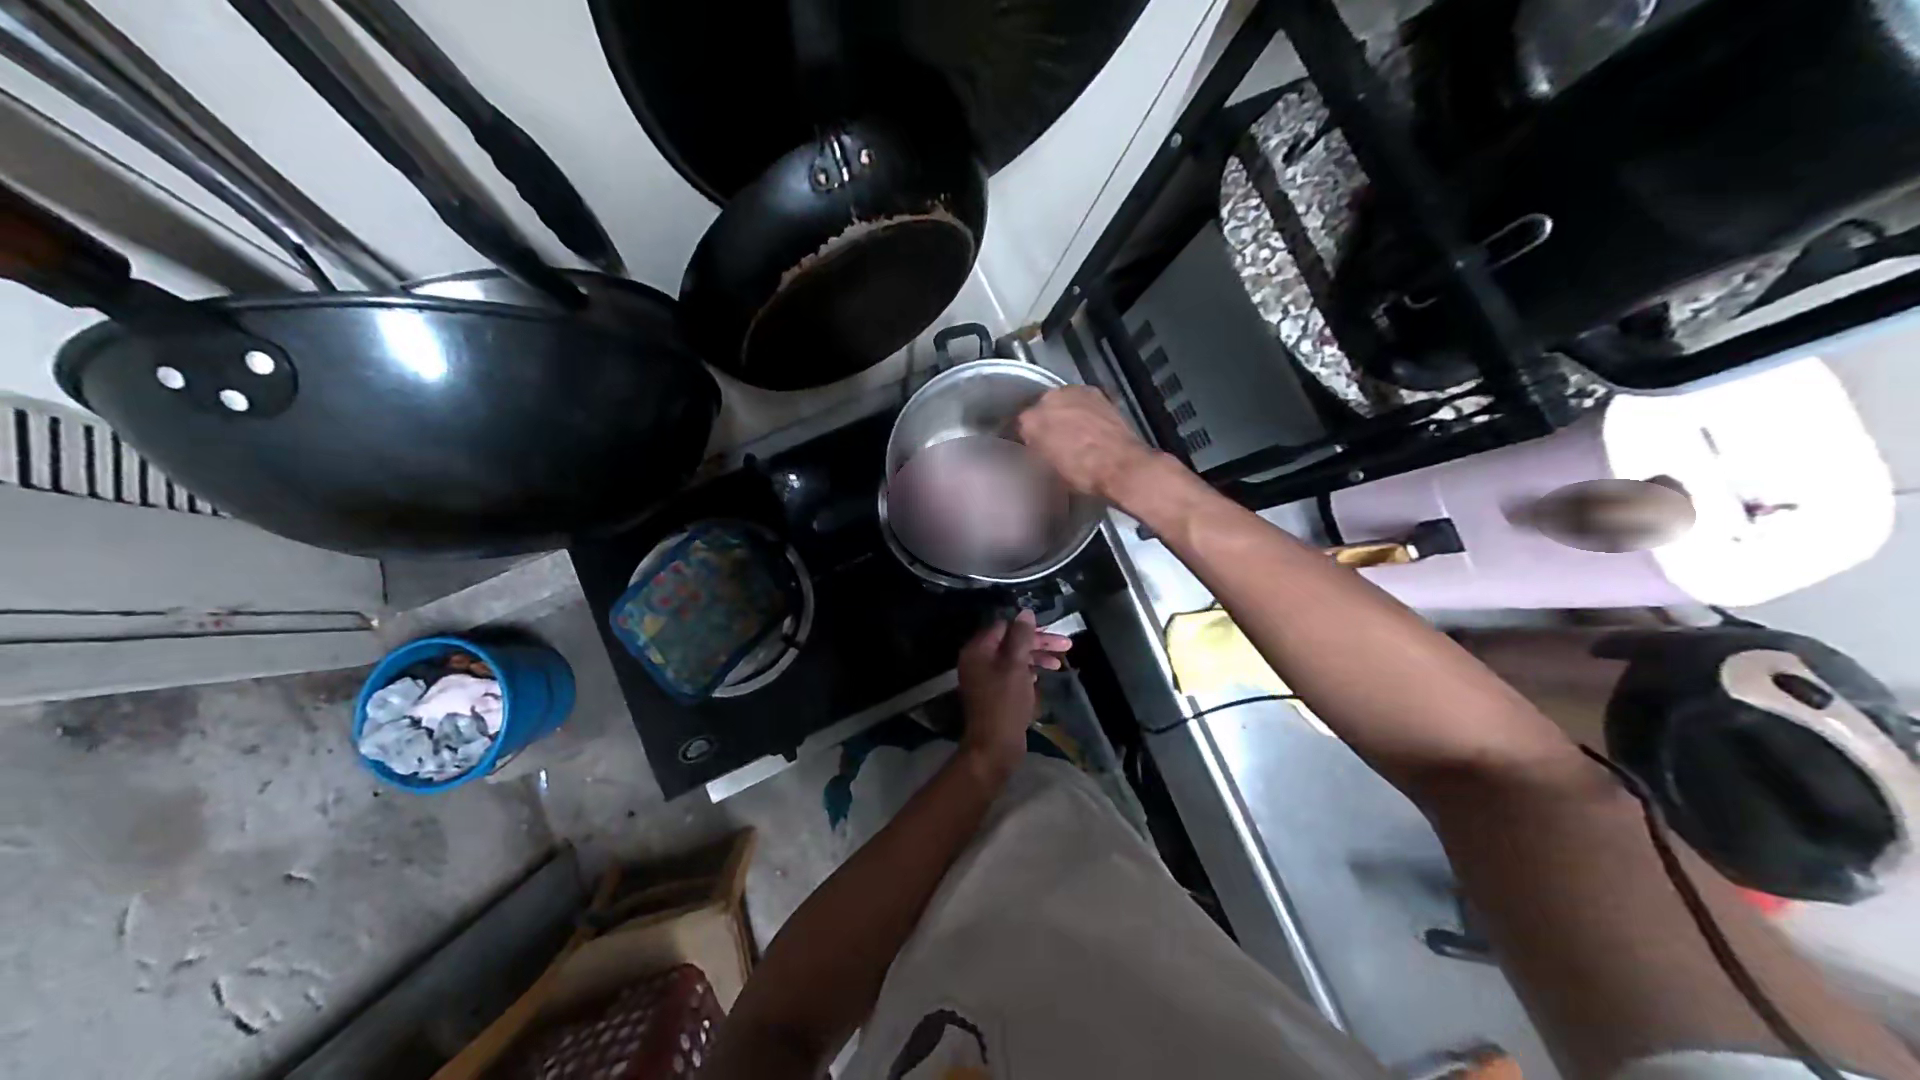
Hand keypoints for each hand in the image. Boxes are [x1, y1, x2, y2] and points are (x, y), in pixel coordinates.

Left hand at [956, 610, 1071, 769]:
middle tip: (1066, 646)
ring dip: (1036, 658)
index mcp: (978, 650)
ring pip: (1013, 659)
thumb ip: (1021, 636)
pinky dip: (1027, 672)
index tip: (1053, 632)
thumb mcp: (1015, 665)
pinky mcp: (994, 693)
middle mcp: (978, 660)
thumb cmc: (1005, 702)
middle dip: (1038, 643)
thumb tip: (1025, 612)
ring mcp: (984, 678)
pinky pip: (1011, 674)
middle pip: (1010, 642)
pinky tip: (1042, 676)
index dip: (1029, 628)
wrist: (994, 746)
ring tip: (1059, 663)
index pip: (1004, 626)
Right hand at [1015, 386, 1165, 500]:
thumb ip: (1035, 455)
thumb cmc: (1082, 474)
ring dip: (1062, 413)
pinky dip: (1080, 410)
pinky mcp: (1096, 393)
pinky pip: (1080, 401)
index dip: (1021, 438)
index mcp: (1030, 420)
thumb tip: (1034, 452)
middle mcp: (1048, 399)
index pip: (1016, 425)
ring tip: (1069, 431)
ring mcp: (1074, 392)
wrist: (1121, 466)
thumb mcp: (1048, 472)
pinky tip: (1086, 424)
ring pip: (1060, 402)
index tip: (1025, 447)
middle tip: (1049, 439)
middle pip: (1038, 409)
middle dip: (1042, 422)